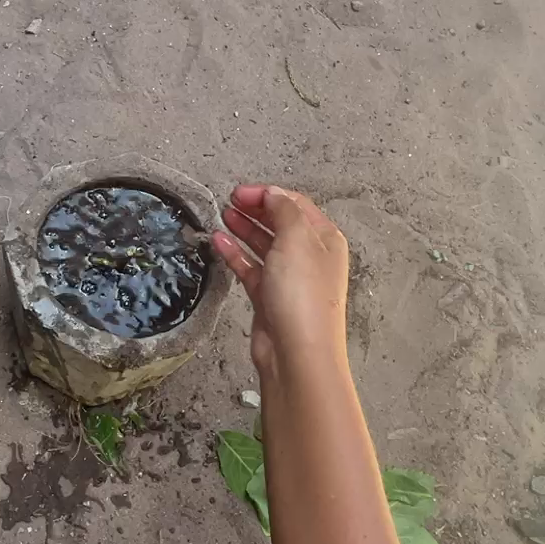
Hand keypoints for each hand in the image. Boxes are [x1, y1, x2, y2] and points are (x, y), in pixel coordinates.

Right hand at [209, 185, 350, 390]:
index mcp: (324, 239)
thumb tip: (273, 194)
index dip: (268, 194)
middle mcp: (309, 257)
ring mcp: (289, 278)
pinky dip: (235, 253)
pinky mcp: (269, 297)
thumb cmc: (303, 298)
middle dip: (255, 209)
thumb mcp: (295, 239)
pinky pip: (250, 268)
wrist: (297, 351)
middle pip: (279, 223)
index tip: (241, 191)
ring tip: (223, 215)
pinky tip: (220, 242)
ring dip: (244, 228)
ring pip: (263, 245)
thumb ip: (283, 210)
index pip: (294, 205)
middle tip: (230, 200)